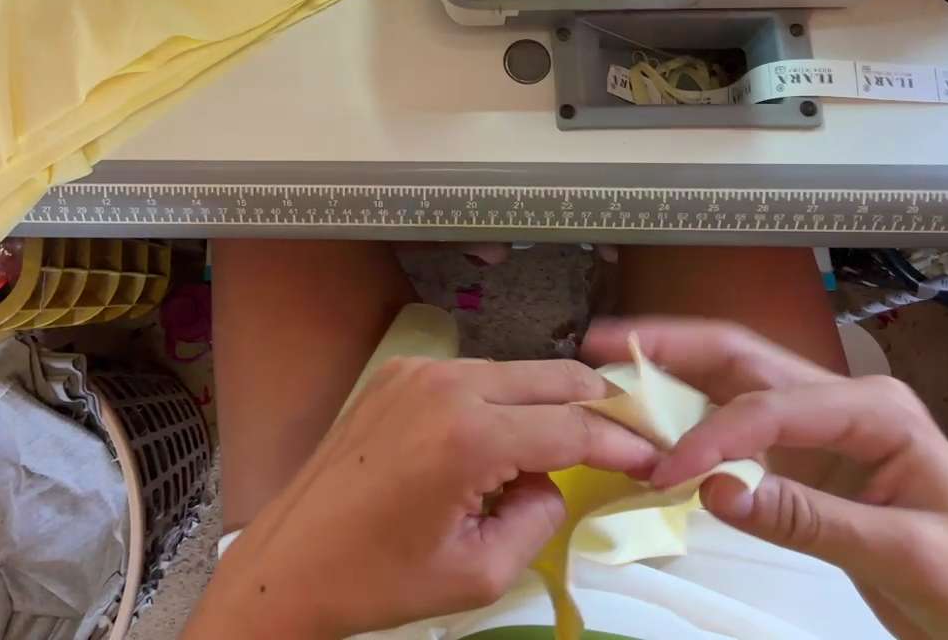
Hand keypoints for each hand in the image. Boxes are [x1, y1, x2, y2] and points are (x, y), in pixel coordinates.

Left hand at [184, 357, 657, 638]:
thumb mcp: (483, 570)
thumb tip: (553, 478)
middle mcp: (446, 383)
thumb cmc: (382, 576)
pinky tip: (502, 436)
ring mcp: (418, 369)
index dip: (622, 442)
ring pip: (513, 370)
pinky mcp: (398, 371)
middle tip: (627, 435)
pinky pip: (472, 375)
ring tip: (567, 441)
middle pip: (550, 376)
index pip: (572, 425)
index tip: (654, 458)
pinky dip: (502, 398)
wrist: (293, 557)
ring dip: (548, 400)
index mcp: (469, 435)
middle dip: (598, 403)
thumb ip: (540, 515)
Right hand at [583, 319, 947, 639]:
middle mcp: (840, 400)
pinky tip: (655, 415)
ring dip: (673, 369)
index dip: (712, 434)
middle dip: (671, 345)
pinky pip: (738, 423)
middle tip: (606, 342)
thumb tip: (712, 491)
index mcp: (873, 409)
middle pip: (742, 358)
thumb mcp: (912, 559)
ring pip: (733, 379)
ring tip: (615, 360)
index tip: (666, 470)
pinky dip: (692, 416)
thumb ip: (810, 520)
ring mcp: (822, 424)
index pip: (771, 407)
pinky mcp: (806, 455)